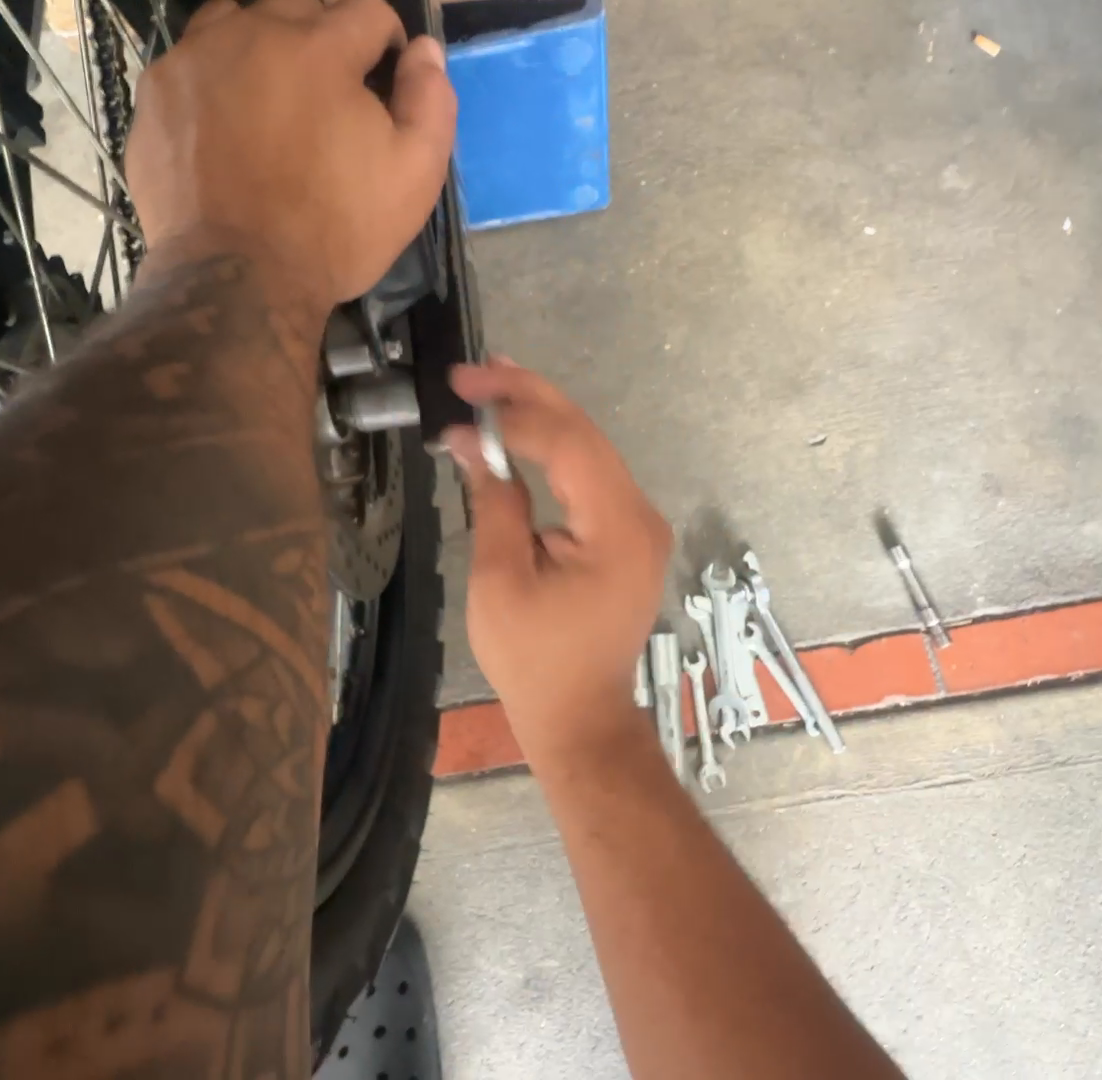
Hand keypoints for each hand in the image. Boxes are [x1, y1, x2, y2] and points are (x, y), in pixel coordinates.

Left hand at [125, 0, 457, 302]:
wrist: (240, 280)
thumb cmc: (337, 233)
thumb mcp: (413, 178)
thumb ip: (430, 103)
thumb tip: (424, 50)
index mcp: (322, 47)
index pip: (368, 12)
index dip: (387, 46)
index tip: (386, 86)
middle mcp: (254, 31)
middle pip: (301, 5)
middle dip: (327, 38)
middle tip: (334, 99)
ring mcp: (196, 57)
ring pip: (239, 19)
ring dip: (267, 44)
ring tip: (277, 100)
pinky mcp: (157, 92)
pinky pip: (194, 60)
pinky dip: (219, 78)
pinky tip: (230, 124)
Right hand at [444, 360, 673, 767]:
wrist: (579, 715)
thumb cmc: (534, 660)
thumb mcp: (501, 580)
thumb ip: (493, 502)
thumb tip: (474, 441)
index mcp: (618, 528)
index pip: (568, 444)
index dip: (513, 417)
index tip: (460, 408)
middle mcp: (641, 516)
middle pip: (585, 435)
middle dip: (528, 398)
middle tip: (473, 373)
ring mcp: (640, 525)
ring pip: (589, 450)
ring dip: (541, 417)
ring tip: (492, 385)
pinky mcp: (628, 535)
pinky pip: (591, 478)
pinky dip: (554, 452)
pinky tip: (523, 429)